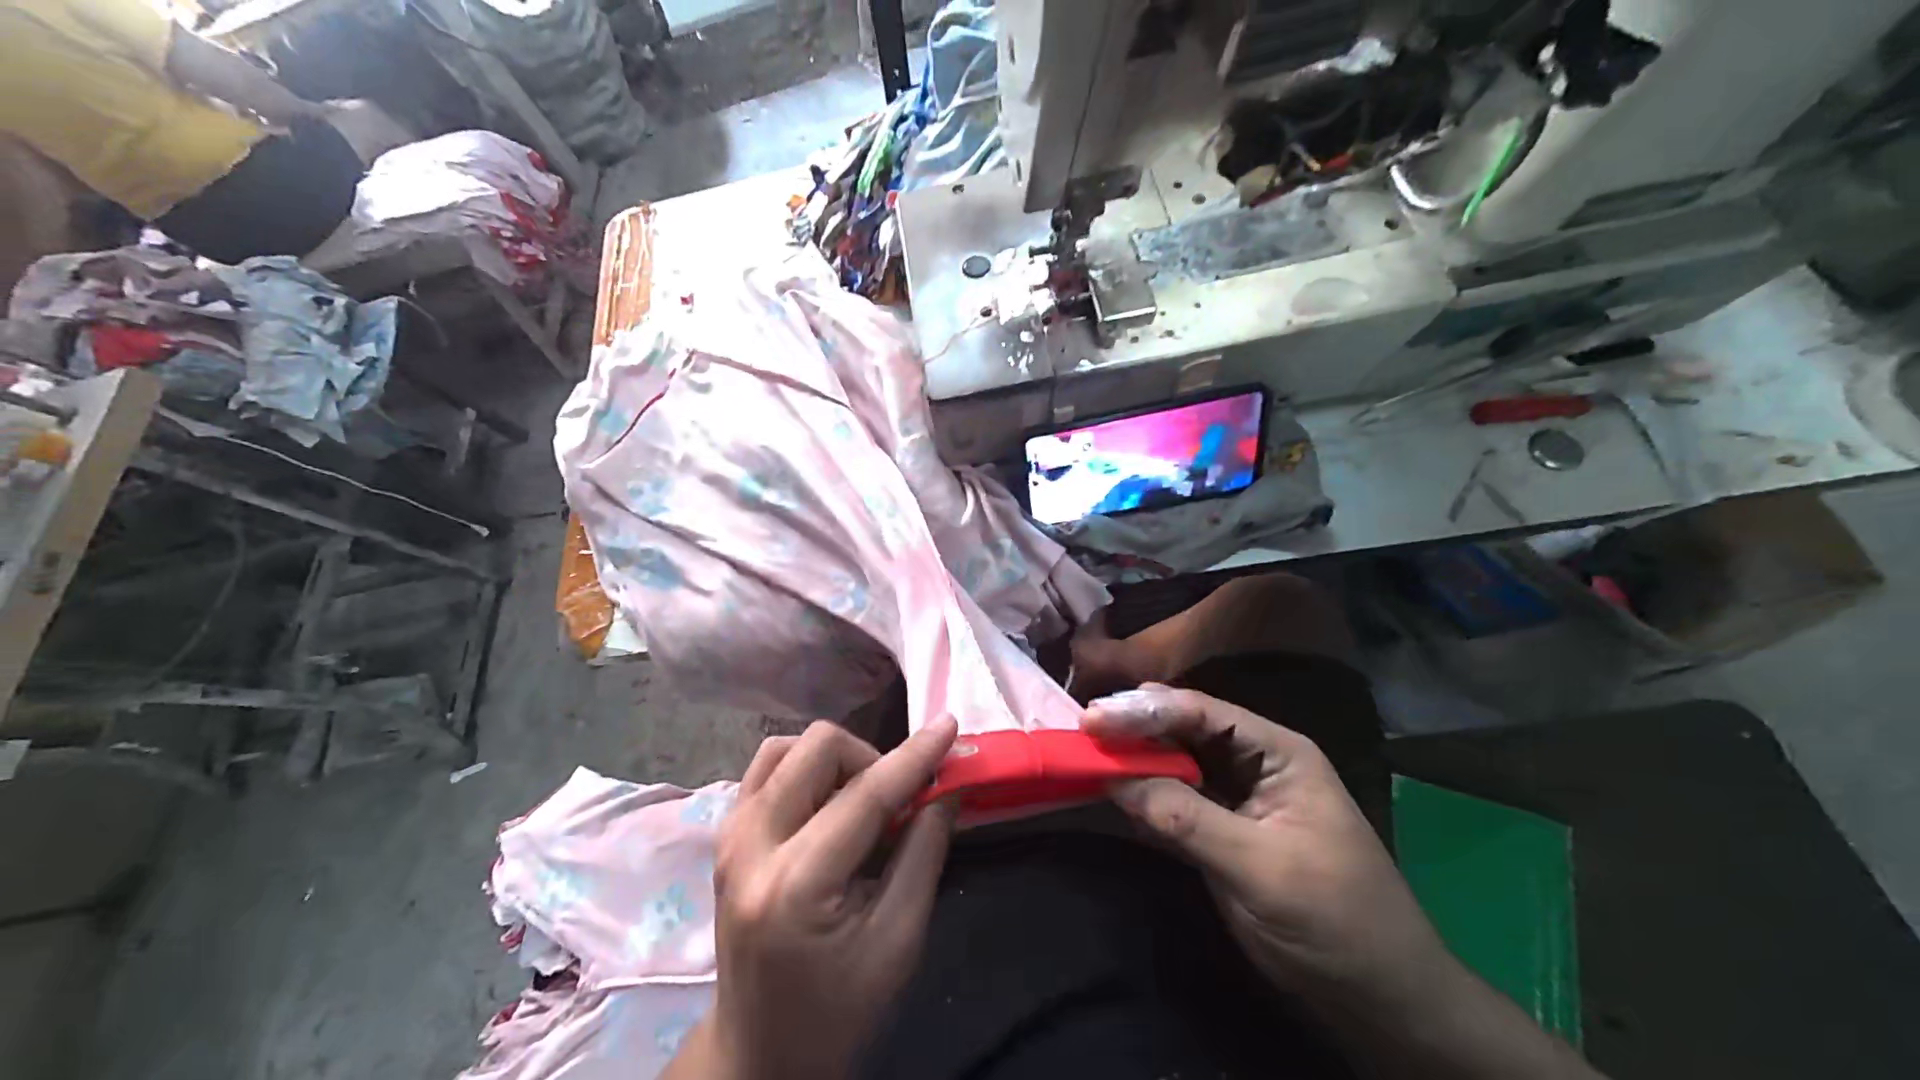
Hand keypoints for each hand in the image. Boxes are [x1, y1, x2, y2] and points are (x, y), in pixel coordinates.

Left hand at [670, 718, 958, 1079]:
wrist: (760, 1053)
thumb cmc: (838, 1010)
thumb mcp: (898, 942)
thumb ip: (924, 853)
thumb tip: (946, 786)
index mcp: (795, 884)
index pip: (865, 795)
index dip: (914, 756)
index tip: (950, 725)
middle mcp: (751, 846)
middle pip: (816, 748)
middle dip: (871, 759)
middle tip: (898, 802)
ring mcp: (730, 837)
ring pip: (788, 747)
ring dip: (836, 761)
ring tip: (861, 805)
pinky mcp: (725, 836)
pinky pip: (768, 768)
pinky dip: (807, 770)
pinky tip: (828, 807)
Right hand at [1083, 685, 1442, 997]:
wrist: (1381, 1001)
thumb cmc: (1335, 923)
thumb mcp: (1260, 867)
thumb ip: (1186, 818)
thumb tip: (1113, 779)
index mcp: (1278, 752)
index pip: (1202, 713)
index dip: (1145, 710)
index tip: (1092, 717)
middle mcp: (1254, 763)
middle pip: (1183, 729)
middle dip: (1133, 726)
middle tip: (1079, 728)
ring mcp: (1237, 798)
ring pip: (1174, 762)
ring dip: (1133, 758)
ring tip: (1083, 750)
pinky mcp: (1222, 832)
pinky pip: (1173, 800)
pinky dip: (1141, 794)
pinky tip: (1108, 789)